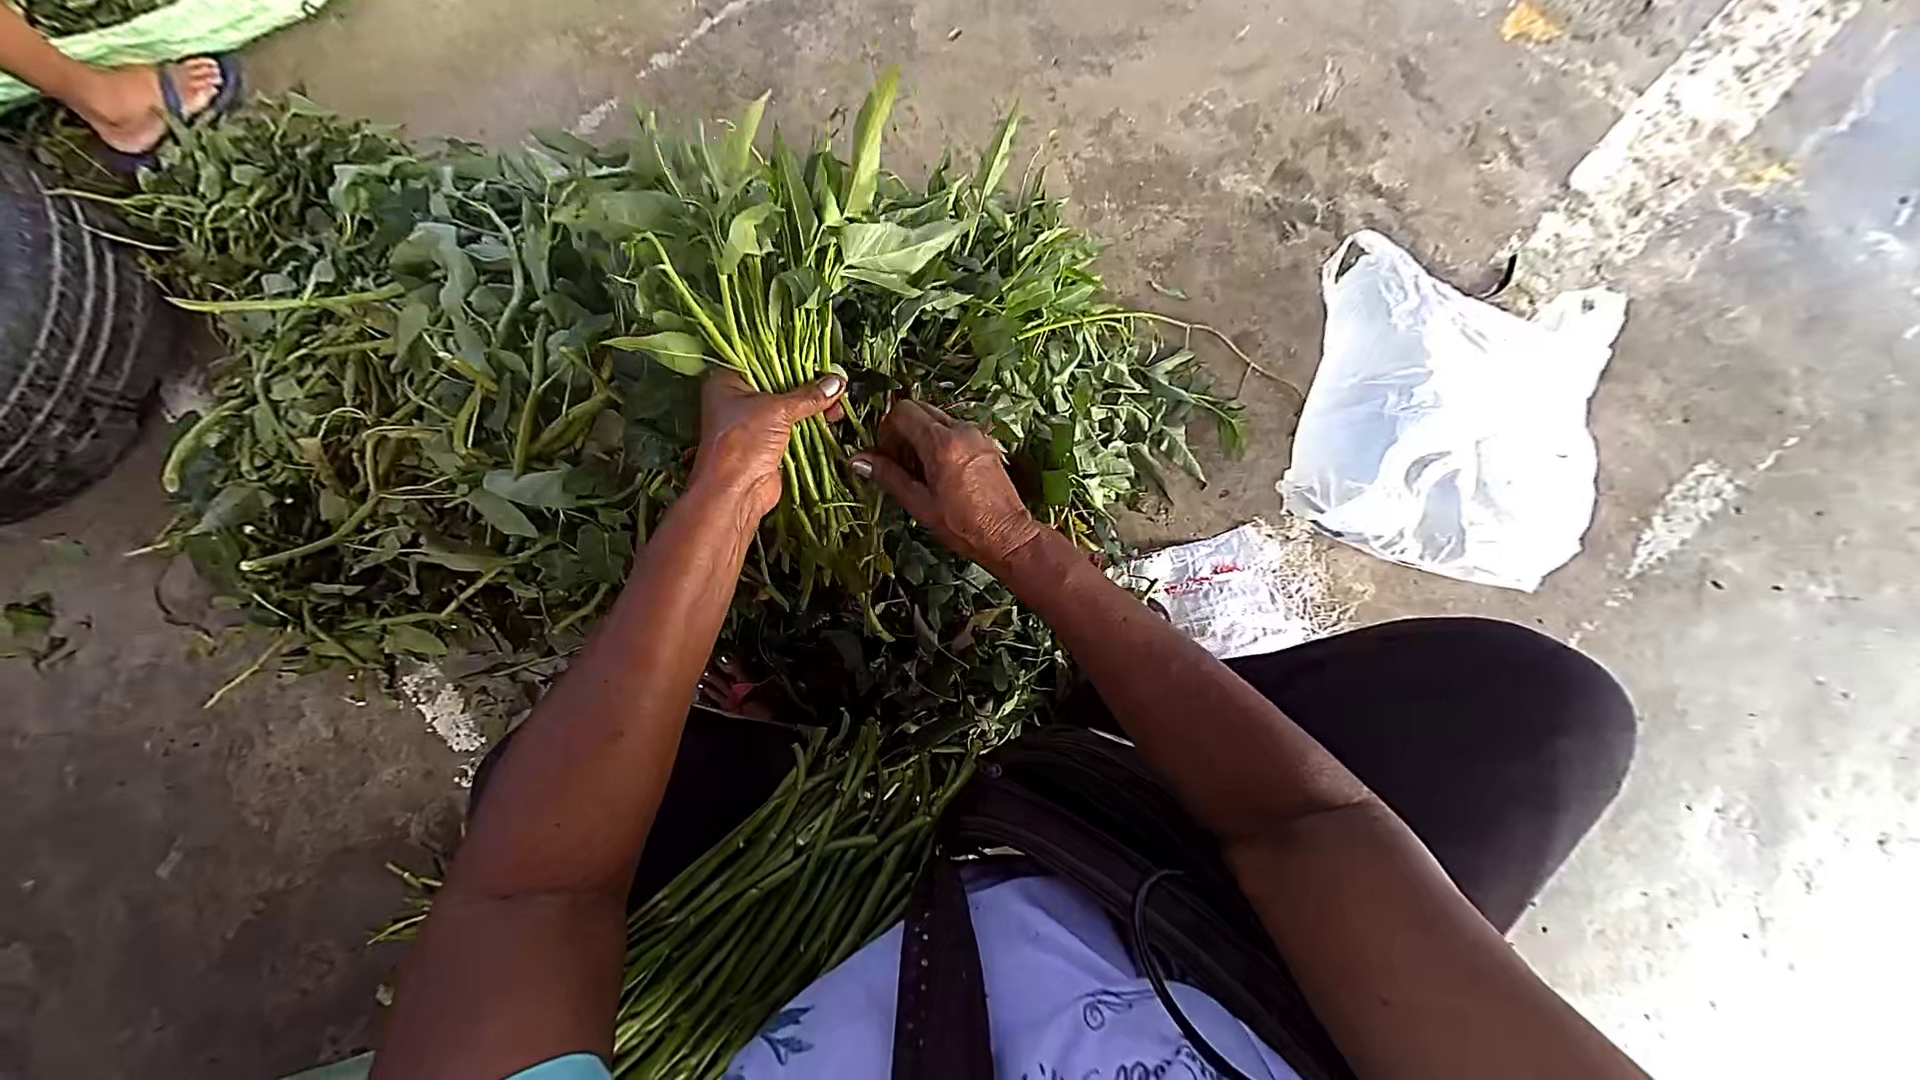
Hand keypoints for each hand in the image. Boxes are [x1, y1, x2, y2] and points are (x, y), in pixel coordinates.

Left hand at [691, 370, 844, 521]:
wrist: (736, 491)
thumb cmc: (743, 442)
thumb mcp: (778, 410)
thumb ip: (808, 395)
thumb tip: (836, 381)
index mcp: (729, 381)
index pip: (765, 360)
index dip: (793, 359)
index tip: (820, 359)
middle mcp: (739, 400)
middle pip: (780, 385)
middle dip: (809, 386)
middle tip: (835, 384)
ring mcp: (754, 424)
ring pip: (790, 409)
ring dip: (814, 408)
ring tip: (838, 404)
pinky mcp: (769, 444)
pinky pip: (794, 429)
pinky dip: (812, 425)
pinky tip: (831, 419)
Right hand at [850, 400, 1041, 570]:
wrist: (1007, 535)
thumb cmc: (964, 526)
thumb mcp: (920, 504)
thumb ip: (889, 476)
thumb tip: (858, 460)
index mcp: (941, 444)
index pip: (902, 411)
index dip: (886, 429)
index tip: (884, 454)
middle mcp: (961, 431)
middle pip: (919, 409)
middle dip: (902, 429)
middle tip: (898, 460)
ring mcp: (976, 434)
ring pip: (937, 418)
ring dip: (920, 435)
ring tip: (919, 470)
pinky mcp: (985, 443)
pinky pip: (954, 429)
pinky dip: (939, 441)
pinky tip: (939, 471)